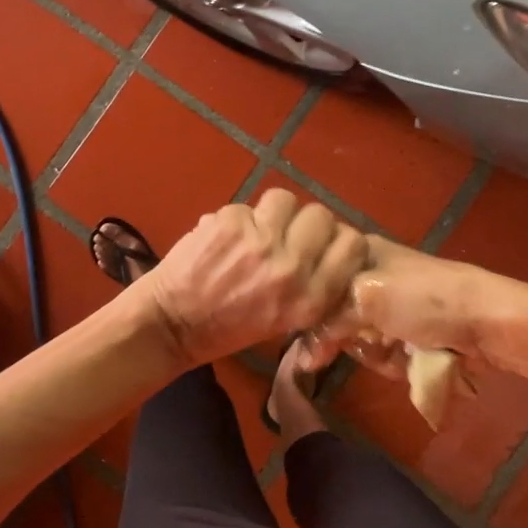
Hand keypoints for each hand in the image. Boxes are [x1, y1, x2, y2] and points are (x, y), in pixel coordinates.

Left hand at [138, 189, 366, 366]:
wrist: (174, 324)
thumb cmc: (232, 328)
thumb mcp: (289, 320)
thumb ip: (317, 285)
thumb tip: (336, 247)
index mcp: (311, 298)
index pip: (353, 244)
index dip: (337, 239)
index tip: (320, 245)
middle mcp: (292, 268)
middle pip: (322, 215)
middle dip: (304, 223)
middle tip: (285, 237)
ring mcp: (260, 242)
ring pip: (286, 199)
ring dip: (272, 213)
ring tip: (256, 232)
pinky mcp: (230, 223)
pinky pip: (248, 205)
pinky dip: (238, 218)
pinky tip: (226, 239)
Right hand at [301, 236, 527, 374]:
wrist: (487, 322)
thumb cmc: (424, 299)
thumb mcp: (365, 300)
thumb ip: (327, 323)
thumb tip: (300, 356)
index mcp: (355, 251)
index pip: (311, 278)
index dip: (310, 307)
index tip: (312, 330)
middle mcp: (367, 275)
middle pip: (331, 315)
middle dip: (349, 335)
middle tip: (371, 338)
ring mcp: (388, 305)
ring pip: (355, 339)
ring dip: (375, 351)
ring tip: (400, 348)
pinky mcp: (406, 331)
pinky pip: (380, 352)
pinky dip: (393, 361)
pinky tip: (411, 359)